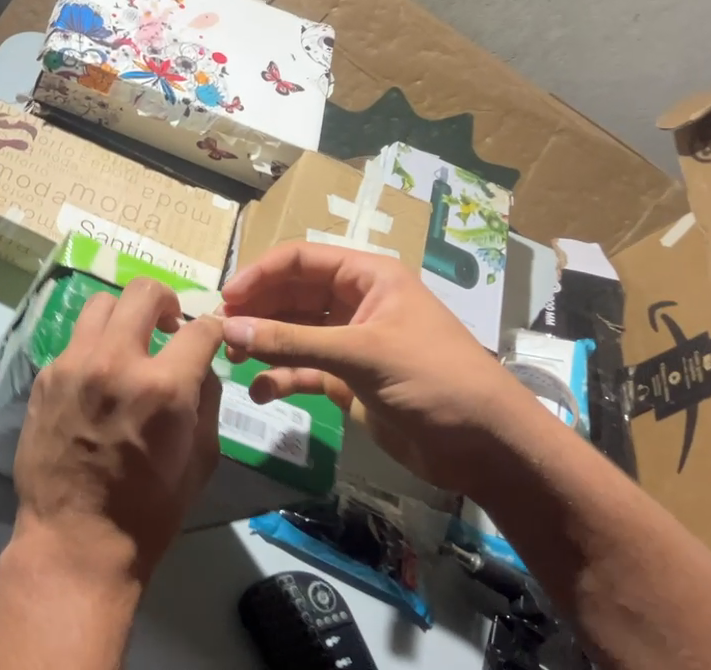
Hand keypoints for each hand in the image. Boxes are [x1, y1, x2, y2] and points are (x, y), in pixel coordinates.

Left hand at [11, 278, 227, 584]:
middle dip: (165, 301)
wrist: (75, 536)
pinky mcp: (46, 375)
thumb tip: (201, 364)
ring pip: (100, 304)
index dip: (211, 327)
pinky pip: (75, 341)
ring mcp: (73, 364)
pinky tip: (99, 377)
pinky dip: (94, 347)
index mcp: (163, 387)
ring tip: (131, 340)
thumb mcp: (201, 459)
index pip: (198, 329)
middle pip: (142, 293)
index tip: (209, 334)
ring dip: (123, 315)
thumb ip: (205, 399)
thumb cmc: (149, 509)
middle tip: (169, 325)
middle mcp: (115, 362)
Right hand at [220, 242, 532, 496]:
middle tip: (221, 331)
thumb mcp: (360, 355)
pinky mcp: (348, 379)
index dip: (259, 274)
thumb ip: (290, 342)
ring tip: (232, 360)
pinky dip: (279, 377)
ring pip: (291, 331)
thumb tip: (227, 330)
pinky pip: (302, 368)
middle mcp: (355, 302)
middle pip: (290, 294)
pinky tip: (260, 391)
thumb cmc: (435, 381)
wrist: (490, 450)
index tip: (225, 298)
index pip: (299, 260)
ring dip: (262, 343)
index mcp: (367, 278)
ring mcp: (350, 341)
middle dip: (255, 310)